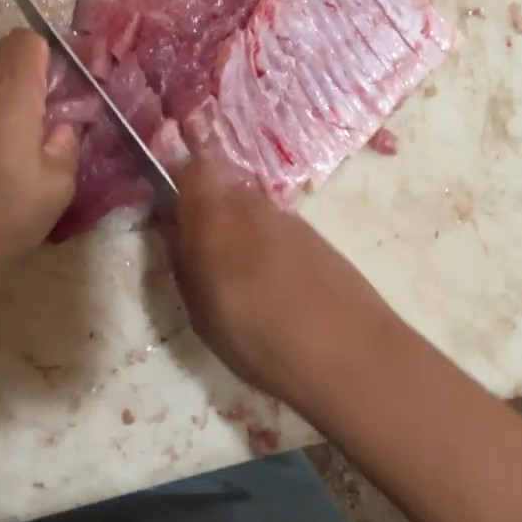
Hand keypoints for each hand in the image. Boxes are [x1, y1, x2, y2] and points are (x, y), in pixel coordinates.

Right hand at [169, 155, 401, 404]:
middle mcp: (252, 203)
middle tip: (202, 251)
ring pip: (251, 207)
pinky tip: (273, 288)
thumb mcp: (200, 309)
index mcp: (216, 213)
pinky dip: (267, 246)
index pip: (192, 168)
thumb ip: (182, 259)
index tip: (172, 216)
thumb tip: (173, 228)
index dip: (180, 185)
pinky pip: (276, 228)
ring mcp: (288, 218)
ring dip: (239, 228)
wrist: (350, 354)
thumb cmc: (259, 335)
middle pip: (223, 184)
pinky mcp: (316, 236)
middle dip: (208, 207)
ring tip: (239, 279)